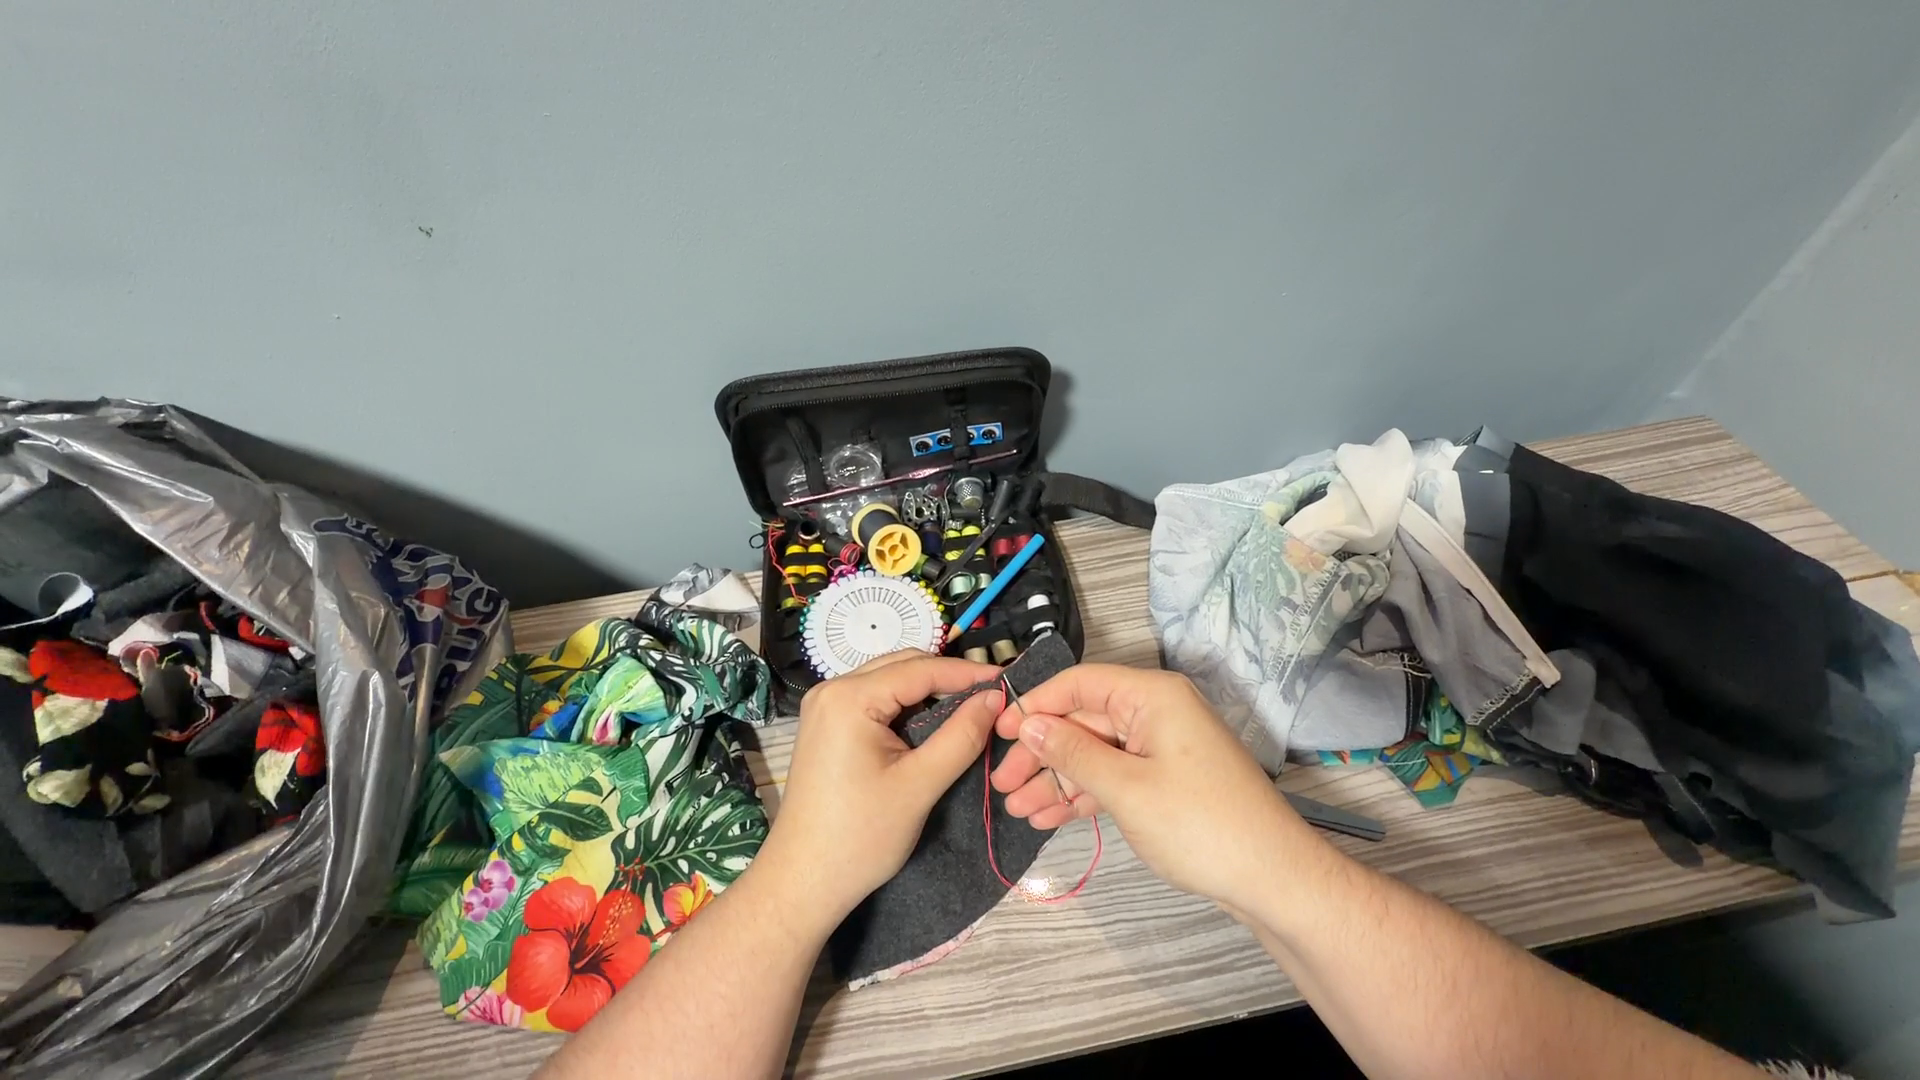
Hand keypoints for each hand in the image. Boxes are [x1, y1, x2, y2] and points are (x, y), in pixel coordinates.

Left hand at [756, 651, 1003, 922]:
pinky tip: (932, 725)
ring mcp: (825, 706)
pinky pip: (875, 700)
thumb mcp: (919, 785)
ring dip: (928, 691)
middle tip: (991, 697)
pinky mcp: (826, 725)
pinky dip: (906, 707)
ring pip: (890, 681)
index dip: (967, 673)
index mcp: (849, 697)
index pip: (920, 669)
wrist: (802, 881)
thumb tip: (995, 696)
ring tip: (970, 709)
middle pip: (903, 666)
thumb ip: (961, 736)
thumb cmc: (860, 836)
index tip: (1007, 681)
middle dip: (948, 678)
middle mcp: (832, 689)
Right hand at [989, 664, 1314, 909]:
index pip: (1079, 684)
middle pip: (1082, 721)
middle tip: (1001, 785)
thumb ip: (1072, 753)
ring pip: (1093, 753)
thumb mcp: (1126, 787)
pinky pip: (1111, 776)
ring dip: (1055, 780)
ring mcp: (1159, 747)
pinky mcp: (1162, 779)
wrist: (1272, 879)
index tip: (999, 733)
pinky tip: (1048, 816)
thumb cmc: (1198, 823)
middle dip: (1041, 754)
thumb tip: (1027, 725)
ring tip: (1016, 809)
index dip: (1036, 705)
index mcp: (1151, 696)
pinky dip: (1082, 795)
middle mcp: (1154, 712)